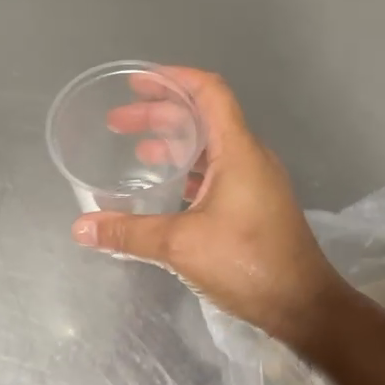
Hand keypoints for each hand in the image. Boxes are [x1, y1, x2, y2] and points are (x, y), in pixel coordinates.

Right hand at [70, 66, 349, 343]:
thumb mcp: (180, 245)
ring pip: (210, 149)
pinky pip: (217, 175)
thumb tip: (81, 227)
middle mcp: (250, 159)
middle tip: (118, 123)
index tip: (137, 81)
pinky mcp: (255, 209)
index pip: (208, 92)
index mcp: (238, 151)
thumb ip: (129, 232)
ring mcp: (256, 185)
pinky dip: (188, 173)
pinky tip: (165, 190)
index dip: (172, 78)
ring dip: (173, 145)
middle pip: (203, 119)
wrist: (303, 305)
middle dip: (160, 114)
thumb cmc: (247, 264)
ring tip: (136, 152)